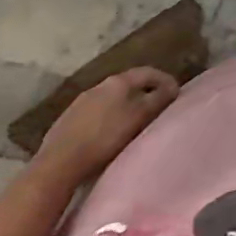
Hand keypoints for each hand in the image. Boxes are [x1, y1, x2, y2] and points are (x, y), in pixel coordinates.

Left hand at [32, 67, 178, 184]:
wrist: (58, 164)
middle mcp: (99, 86)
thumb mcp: (140, 117)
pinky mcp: (66, 121)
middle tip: (157, 107)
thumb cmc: (106, 137)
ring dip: (125, 106)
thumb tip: (172, 87)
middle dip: (145, 93)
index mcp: (118, 81)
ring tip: (134, 122)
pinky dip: (108, 117)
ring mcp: (80, 102)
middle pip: (129, 84)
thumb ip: (159, 99)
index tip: (176, 93)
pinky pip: (95, 113)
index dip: (165, 80)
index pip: (148, 72)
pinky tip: (108, 133)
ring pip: (111, 99)